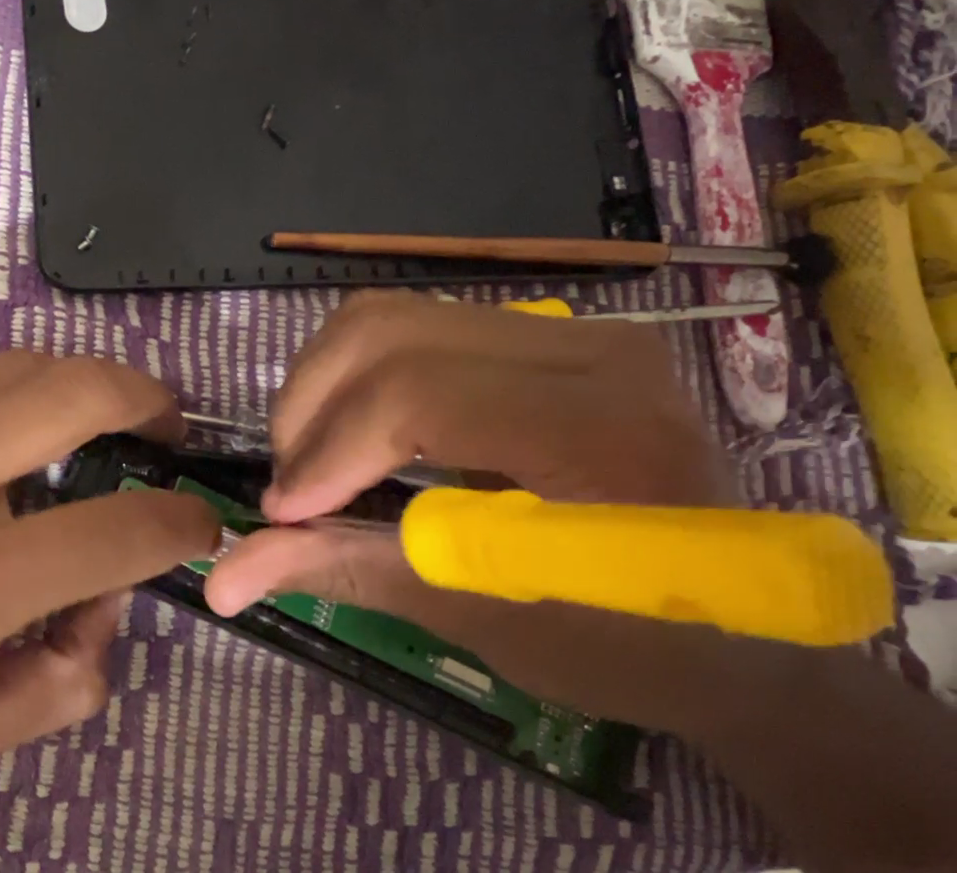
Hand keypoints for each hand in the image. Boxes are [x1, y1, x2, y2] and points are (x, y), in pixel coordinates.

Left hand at [0, 351, 218, 803]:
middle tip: (168, 431)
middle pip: (72, 390)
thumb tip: (102, 610)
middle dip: (147, 398)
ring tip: (102, 423)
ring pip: (16, 365)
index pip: (111, 531)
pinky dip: (15, 398)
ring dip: (81, 383)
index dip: (177, 525)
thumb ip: (57, 684)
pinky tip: (10, 448)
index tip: (198, 523)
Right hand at [202, 291, 807, 734]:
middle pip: (386, 333)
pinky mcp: (542, 335)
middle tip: (289, 486)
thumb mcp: (483, 618)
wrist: (738, 628)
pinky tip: (352, 432)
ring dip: (321, 384)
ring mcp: (569, 331)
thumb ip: (347, 572)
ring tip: (309, 457)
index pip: (417, 396)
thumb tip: (221, 581)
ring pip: (388, 315)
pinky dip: (355, 373)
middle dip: (308, 409)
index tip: (279, 517)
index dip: (327, 451)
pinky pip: (412, 323)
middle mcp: (589, 351)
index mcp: (602, 430)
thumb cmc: (626, 644)